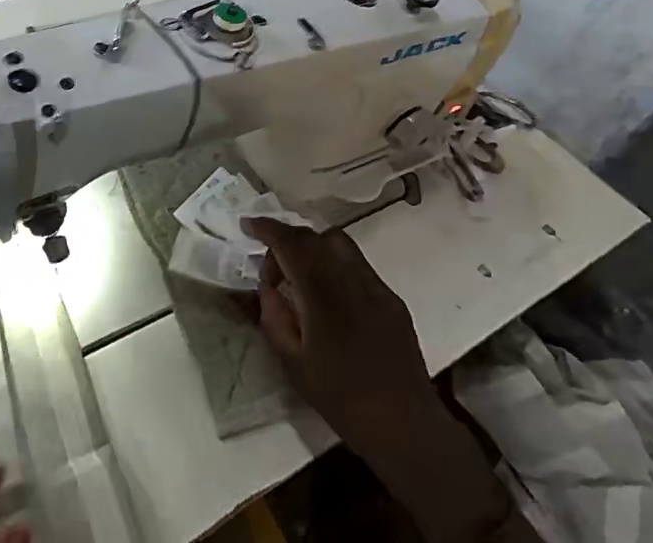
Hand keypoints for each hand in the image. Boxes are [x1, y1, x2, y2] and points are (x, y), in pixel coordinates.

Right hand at [242, 216, 431, 427]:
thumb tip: (267, 287)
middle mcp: (354, 282)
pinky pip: (357, 265)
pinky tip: (328, 295)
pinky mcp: (393, 301)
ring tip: (299, 276)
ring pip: (341, 245)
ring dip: (313, 248)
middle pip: (317, 237)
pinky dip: (334, 265)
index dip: (268, 229)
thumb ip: (273, 316)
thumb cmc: (340, 396)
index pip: (293, 245)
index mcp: (325, 296)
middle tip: (271, 265)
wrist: (405, 426)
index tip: (248, 225)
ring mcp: (377, 289)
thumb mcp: (291, 361)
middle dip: (289, 238)